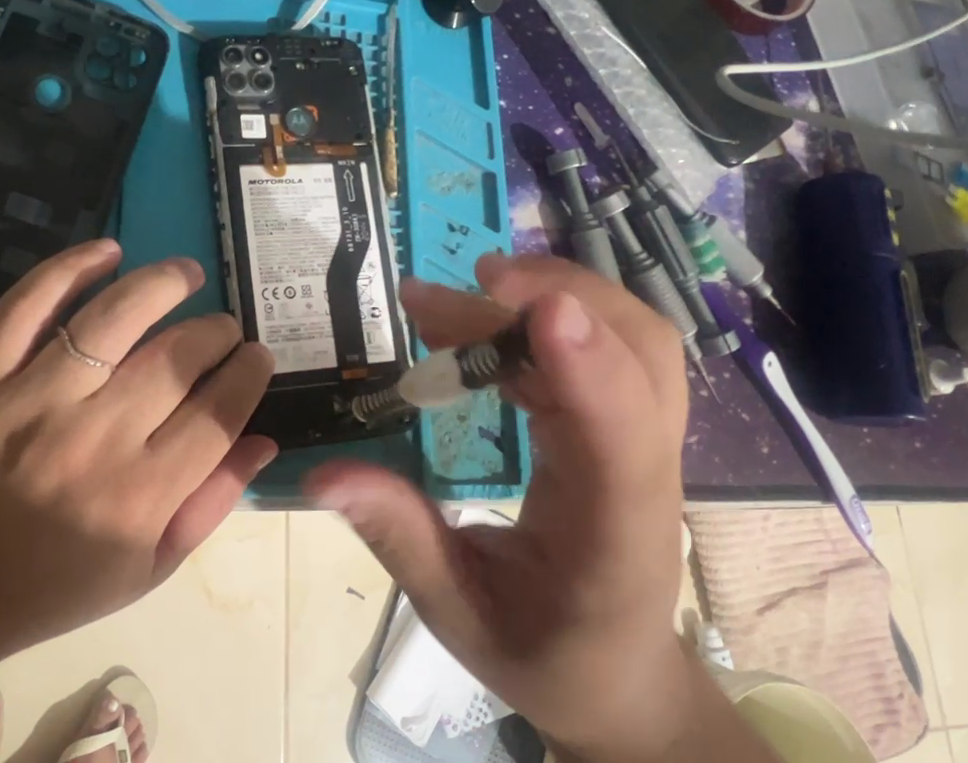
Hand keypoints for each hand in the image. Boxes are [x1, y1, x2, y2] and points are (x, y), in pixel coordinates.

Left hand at [0, 239, 277, 663]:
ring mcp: (28, 402)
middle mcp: (91, 440)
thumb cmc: (48, 589)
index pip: (219, 412)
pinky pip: (25, 306)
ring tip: (186, 273)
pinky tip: (107, 251)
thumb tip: (262, 439)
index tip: (256, 356)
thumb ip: (208, 505)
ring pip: (112, 317)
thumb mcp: (144, 570)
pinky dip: (68, 268)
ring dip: (162, 283)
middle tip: (223, 327)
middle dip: (216, 331)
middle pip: (177, 357)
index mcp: (138, 496)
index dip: (250, 373)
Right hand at [305, 253, 693, 759]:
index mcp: (615, 533)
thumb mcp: (456, 612)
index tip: (537, 308)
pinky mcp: (625, 425)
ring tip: (462, 291)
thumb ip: (399, 537)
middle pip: (641, 357)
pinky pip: (603, 350)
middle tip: (454, 290)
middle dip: (555, 299)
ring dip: (551, 295)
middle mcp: (647, 474)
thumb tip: (321, 475)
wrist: (616, 676)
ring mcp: (645, 443)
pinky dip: (542, 321)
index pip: (623, 438)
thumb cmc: (540, 653)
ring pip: (631, 339)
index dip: (588, 367)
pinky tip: (478, 324)